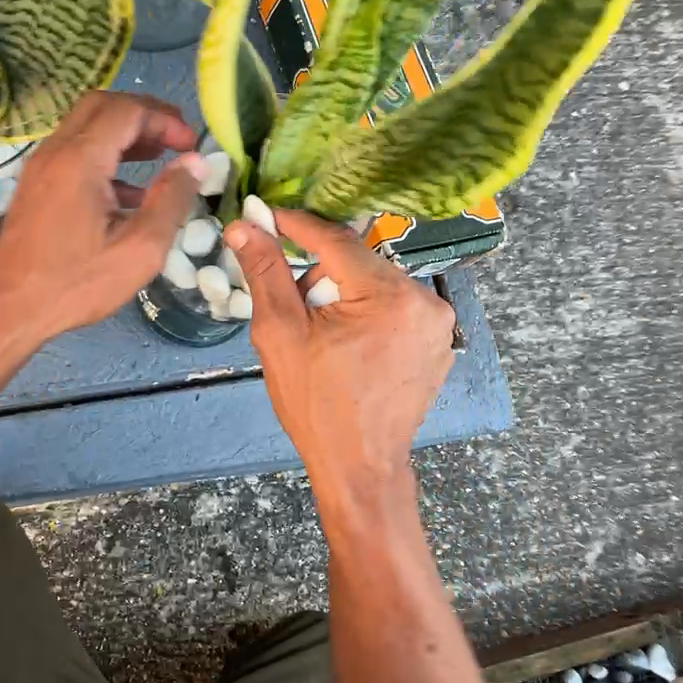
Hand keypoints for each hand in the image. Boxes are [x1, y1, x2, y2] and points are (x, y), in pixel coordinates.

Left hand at [0, 91, 204, 344]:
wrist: (11, 311)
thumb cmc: (77, 284)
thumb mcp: (139, 248)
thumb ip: (171, 199)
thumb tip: (194, 163)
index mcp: (80, 160)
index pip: (127, 110)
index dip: (165, 119)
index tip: (192, 145)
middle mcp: (55, 152)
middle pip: (102, 107)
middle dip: (144, 116)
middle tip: (176, 140)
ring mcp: (39, 168)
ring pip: (85, 127)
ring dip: (124, 134)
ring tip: (160, 158)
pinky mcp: (34, 187)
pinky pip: (73, 153)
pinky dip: (104, 156)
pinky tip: (129, 193)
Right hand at [223, 208, 457, 503]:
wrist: (360, 467)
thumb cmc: (315, 404)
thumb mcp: (280, 334)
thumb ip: (265, 272)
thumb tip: (244, 226)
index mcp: (389, 294)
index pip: (335, 239)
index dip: (296, 224)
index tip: (265, 215)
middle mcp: (425, 299)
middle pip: (357, 262)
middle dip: (318, 270)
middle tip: (287, 295)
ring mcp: (438, 323)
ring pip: (376, 283)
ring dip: (342, 291)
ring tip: (316, 328)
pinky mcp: (438, 342)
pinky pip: (394, 308)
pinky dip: (366, 311)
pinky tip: (345, 343)